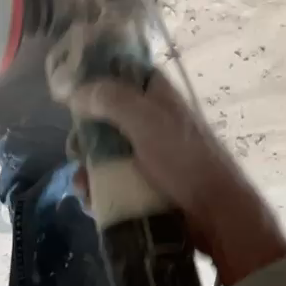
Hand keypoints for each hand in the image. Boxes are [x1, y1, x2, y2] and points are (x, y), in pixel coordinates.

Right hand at [72, 74, 285, 285]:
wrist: (217, 214)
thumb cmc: (184, 157)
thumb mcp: (145, 120)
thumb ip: (110, 99)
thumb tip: (74, 92)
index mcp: (154, 92)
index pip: (119, 71)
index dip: (93, 78)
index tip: (68, 93)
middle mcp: (149, 116)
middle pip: (104, 114)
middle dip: (85, 134)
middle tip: (76, 150)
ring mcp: (147, 150)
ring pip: (105, 149)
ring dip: (88, 165)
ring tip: (82, 184)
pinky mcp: (145, 179)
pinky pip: (113, 176)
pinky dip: (98, 185)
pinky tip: (90, 198)